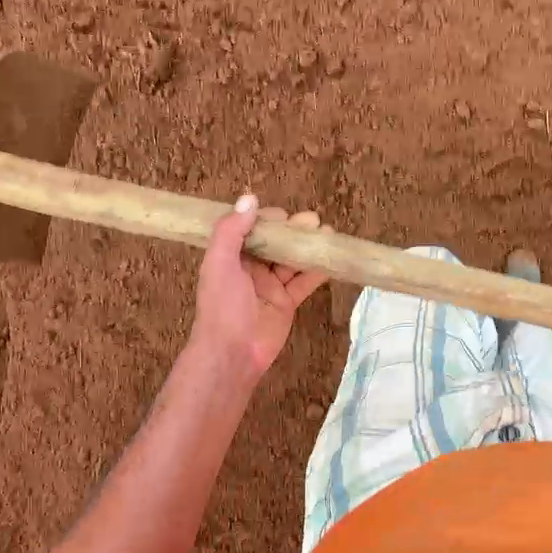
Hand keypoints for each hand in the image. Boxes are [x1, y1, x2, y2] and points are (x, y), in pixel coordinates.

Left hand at [191, 194, 329, 380]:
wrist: (231, 354)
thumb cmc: (222, 306)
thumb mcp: (219, 264)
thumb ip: (231, 231)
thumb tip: (250, 198)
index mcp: (232, 257)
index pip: (253, 228)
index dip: (270, 219)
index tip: (285, 217)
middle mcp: (252, 268)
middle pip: (277, 242)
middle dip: (295, 230)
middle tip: (313, 221)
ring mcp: (270, 286)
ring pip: (293, 260)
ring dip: (309, 247)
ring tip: (328, 233)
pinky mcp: (287, 302)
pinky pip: (304, 282)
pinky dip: (318, 270)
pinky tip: (332, 259)